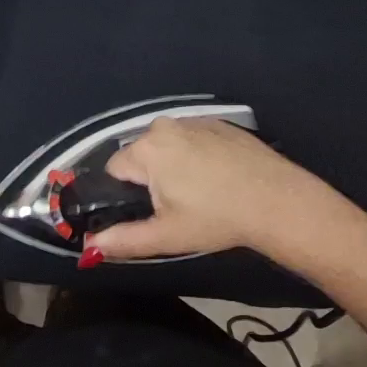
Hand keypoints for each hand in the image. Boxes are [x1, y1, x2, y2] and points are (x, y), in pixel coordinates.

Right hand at [89, 116, 360, 271]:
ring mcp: (192, 120)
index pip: (116, 168)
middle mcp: (163, 126)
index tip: (150, 211)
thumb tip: (89, 246)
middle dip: (151, 178)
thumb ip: (125, 239)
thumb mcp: (168, 236)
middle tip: (178, 206)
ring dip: (175, 164)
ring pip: (168, 145)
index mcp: (146, 149)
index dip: (127, 192)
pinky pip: (193, 138)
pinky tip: (219, 177)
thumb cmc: (217, 218)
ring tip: (202, 192)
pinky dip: (198, 154)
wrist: (277, 200)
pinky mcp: (218, 122)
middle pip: (142, 154)